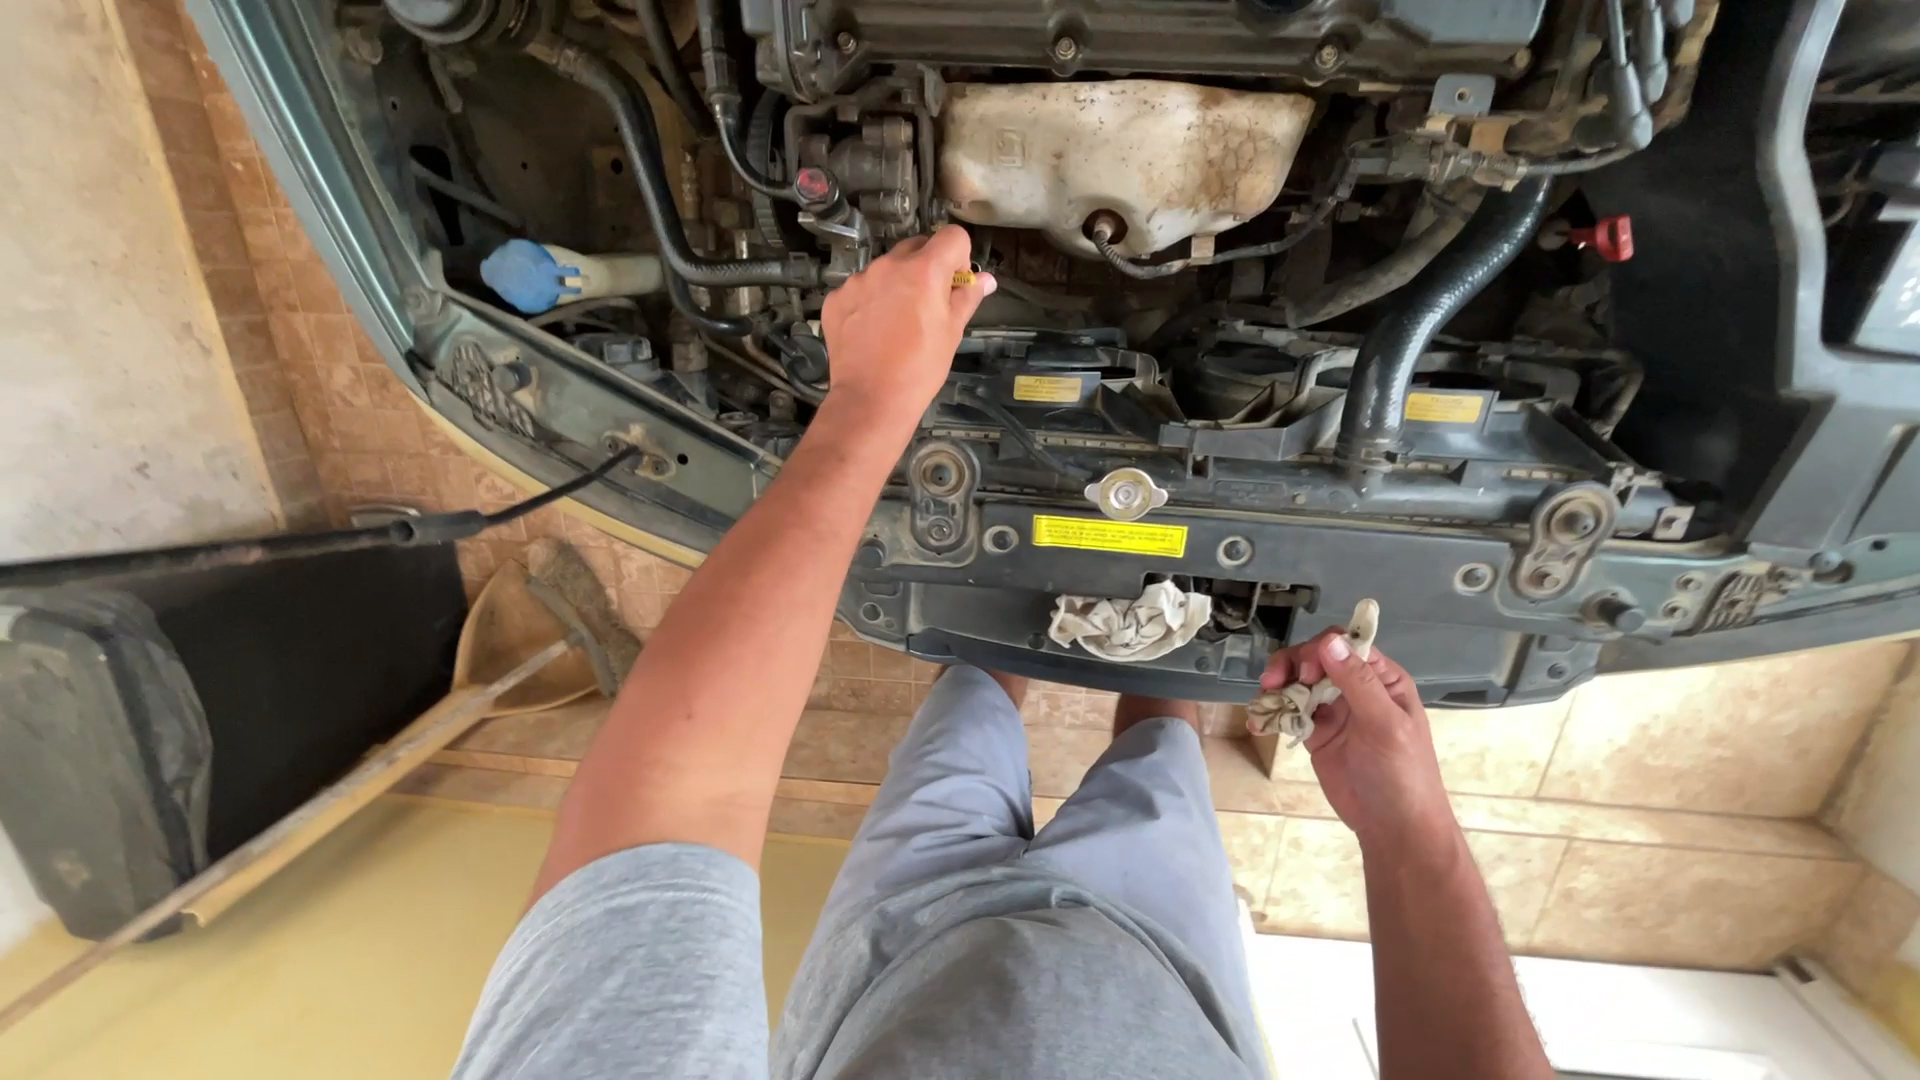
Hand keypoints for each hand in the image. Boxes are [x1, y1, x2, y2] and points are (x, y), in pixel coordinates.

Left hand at [820, 225, 994, 416]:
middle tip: (927, 306)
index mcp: (924, 271)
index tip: (954, 283)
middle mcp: (889, 266)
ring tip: (896, 324)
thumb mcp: (952, 333)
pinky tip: (872, 331)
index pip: (952, 236)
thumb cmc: (920, 369)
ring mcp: (858, 280)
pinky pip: (860, 289)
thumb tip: (986, 280)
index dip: (959, 257)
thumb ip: (967, 298)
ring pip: (885, 269)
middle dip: (927, 268)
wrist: (871, 399)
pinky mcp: (837, 298)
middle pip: (916, 248)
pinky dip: (869, 302)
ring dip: (896, 285)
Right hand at [1260, 630, 1455, 853]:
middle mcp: (1356, 688)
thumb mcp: (1385, 725)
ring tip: (1262, 702)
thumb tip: (1329, 641)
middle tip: (1274, 684)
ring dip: (1276, 686)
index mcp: (1382, 680)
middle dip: (1290, 666)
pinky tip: (1259, 724)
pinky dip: (1270, 713)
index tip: (1306, 674)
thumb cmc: (1401, 775)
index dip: (1320, 651)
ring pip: (1296, 681)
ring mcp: (1333, 710)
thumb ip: (1358, 682)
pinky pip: (1287, 711)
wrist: (1393, 828)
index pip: (1345, 645)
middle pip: (1314, 658)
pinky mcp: (1314, 732)